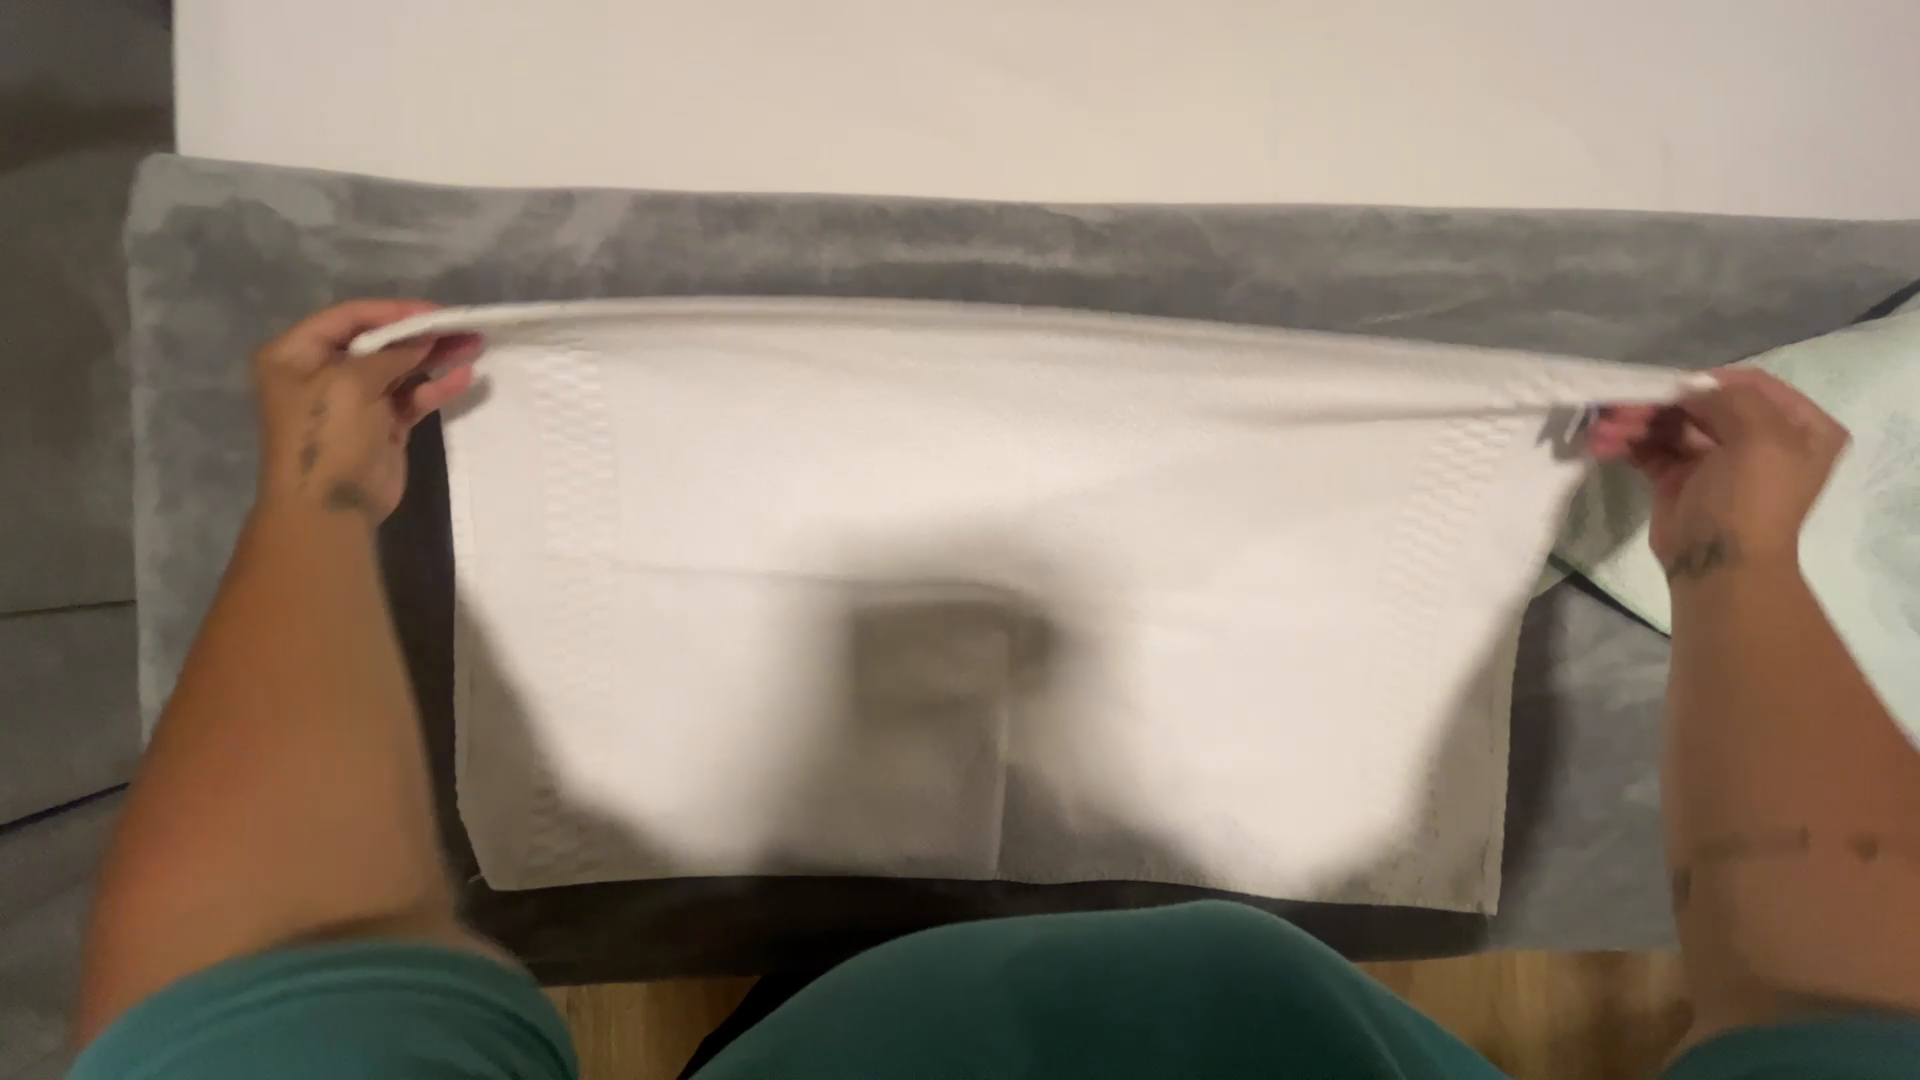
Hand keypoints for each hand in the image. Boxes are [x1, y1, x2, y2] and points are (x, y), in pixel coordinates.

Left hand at [253, 299, 481, 522]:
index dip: (392, 312)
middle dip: (420, 334)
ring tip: (473, 345)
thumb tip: (423, 340)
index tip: (435, 312)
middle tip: (462, 327)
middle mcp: (323, 372)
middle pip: (378, 343)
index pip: (348, 318)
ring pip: (401, 369)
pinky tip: (465, 377)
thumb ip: (389, 355)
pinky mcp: (383, 424)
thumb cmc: (327, 435)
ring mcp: (356, 400)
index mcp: (297, 355)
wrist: (329, 503)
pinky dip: (436, 387)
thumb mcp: (350, 383)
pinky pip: (413, 398)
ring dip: (435, 358)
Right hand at [1587, 369, 1847, 581]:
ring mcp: (1714, 458)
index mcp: (1797, 427)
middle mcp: (1758, 437)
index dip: (1704, 380)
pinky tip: (1600, 445)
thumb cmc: (1750, 500)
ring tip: (1599, 431)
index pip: (1749, 385)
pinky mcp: (1676, 476)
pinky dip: (1624, 443)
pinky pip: (1649, 449)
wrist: (1718, 561)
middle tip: (1616, 409)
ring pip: (1669, 426)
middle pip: (1701, 404)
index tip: (1662, 387)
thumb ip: (1732, 401)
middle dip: (1657, 404)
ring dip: (1632, 423)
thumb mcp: (1762, 441)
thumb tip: (1689, 387)